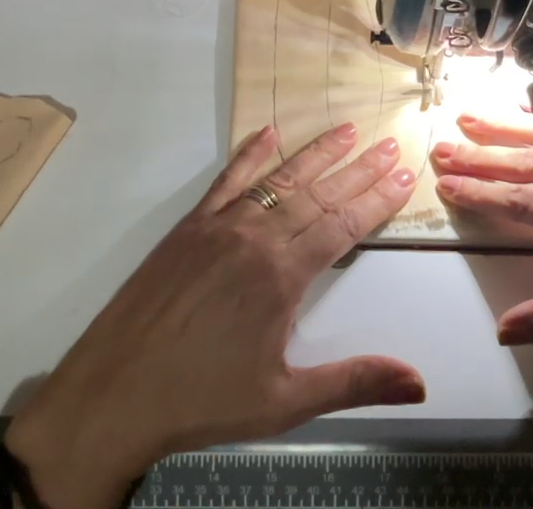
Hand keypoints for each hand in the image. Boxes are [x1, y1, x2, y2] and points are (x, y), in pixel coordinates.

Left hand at [7, 124, 423, 507]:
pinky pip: (226, 181)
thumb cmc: (202, 400)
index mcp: (282, 276)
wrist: (113, 392)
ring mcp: (219, 226)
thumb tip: (419, 383)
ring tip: (347, 130)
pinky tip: (267, 133)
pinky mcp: (188, 227)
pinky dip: (249, 154)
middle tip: (390, 145)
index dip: (377, 201)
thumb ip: (353, 383)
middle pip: (318, 195)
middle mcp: (256, 238)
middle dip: (359, 170)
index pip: (342, 226)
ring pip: (279, 180)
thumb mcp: (284, 402)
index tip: (404, 176)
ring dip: (317, 153)